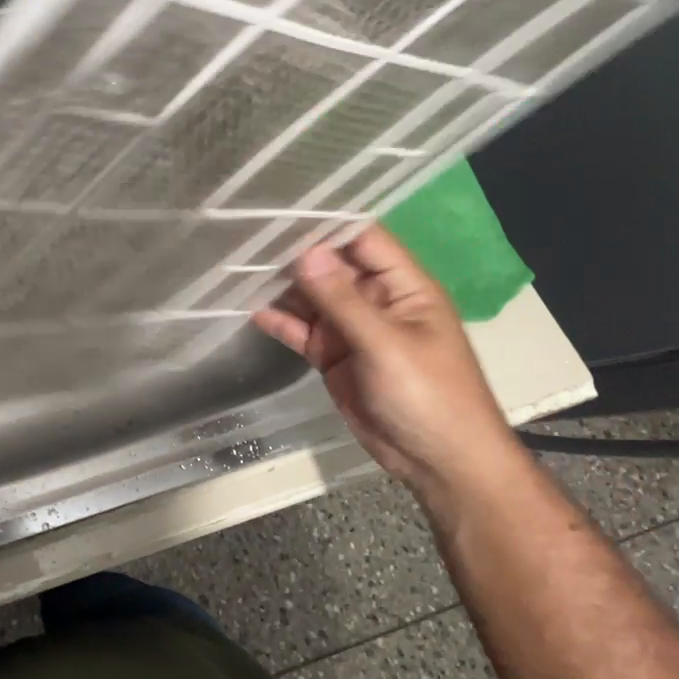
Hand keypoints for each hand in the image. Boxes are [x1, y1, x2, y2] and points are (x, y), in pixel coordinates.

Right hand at [251, 227, 524, 499]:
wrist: (441, 466)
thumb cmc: (430, 397)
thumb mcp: (387, 345)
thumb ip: (342, 300)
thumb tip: (305, 252)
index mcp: (402, 287)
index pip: (362, 240)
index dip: (326, 224)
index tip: (280, 212)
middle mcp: (376, 300)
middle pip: (329, 265)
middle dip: (293, 253)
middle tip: (243, 238)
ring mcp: (352, 329)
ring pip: (310, 297)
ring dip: (280, 286)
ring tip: (236, 269)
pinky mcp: (334, 356)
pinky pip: (301, 330)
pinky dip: (278, 320)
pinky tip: (249, 308)